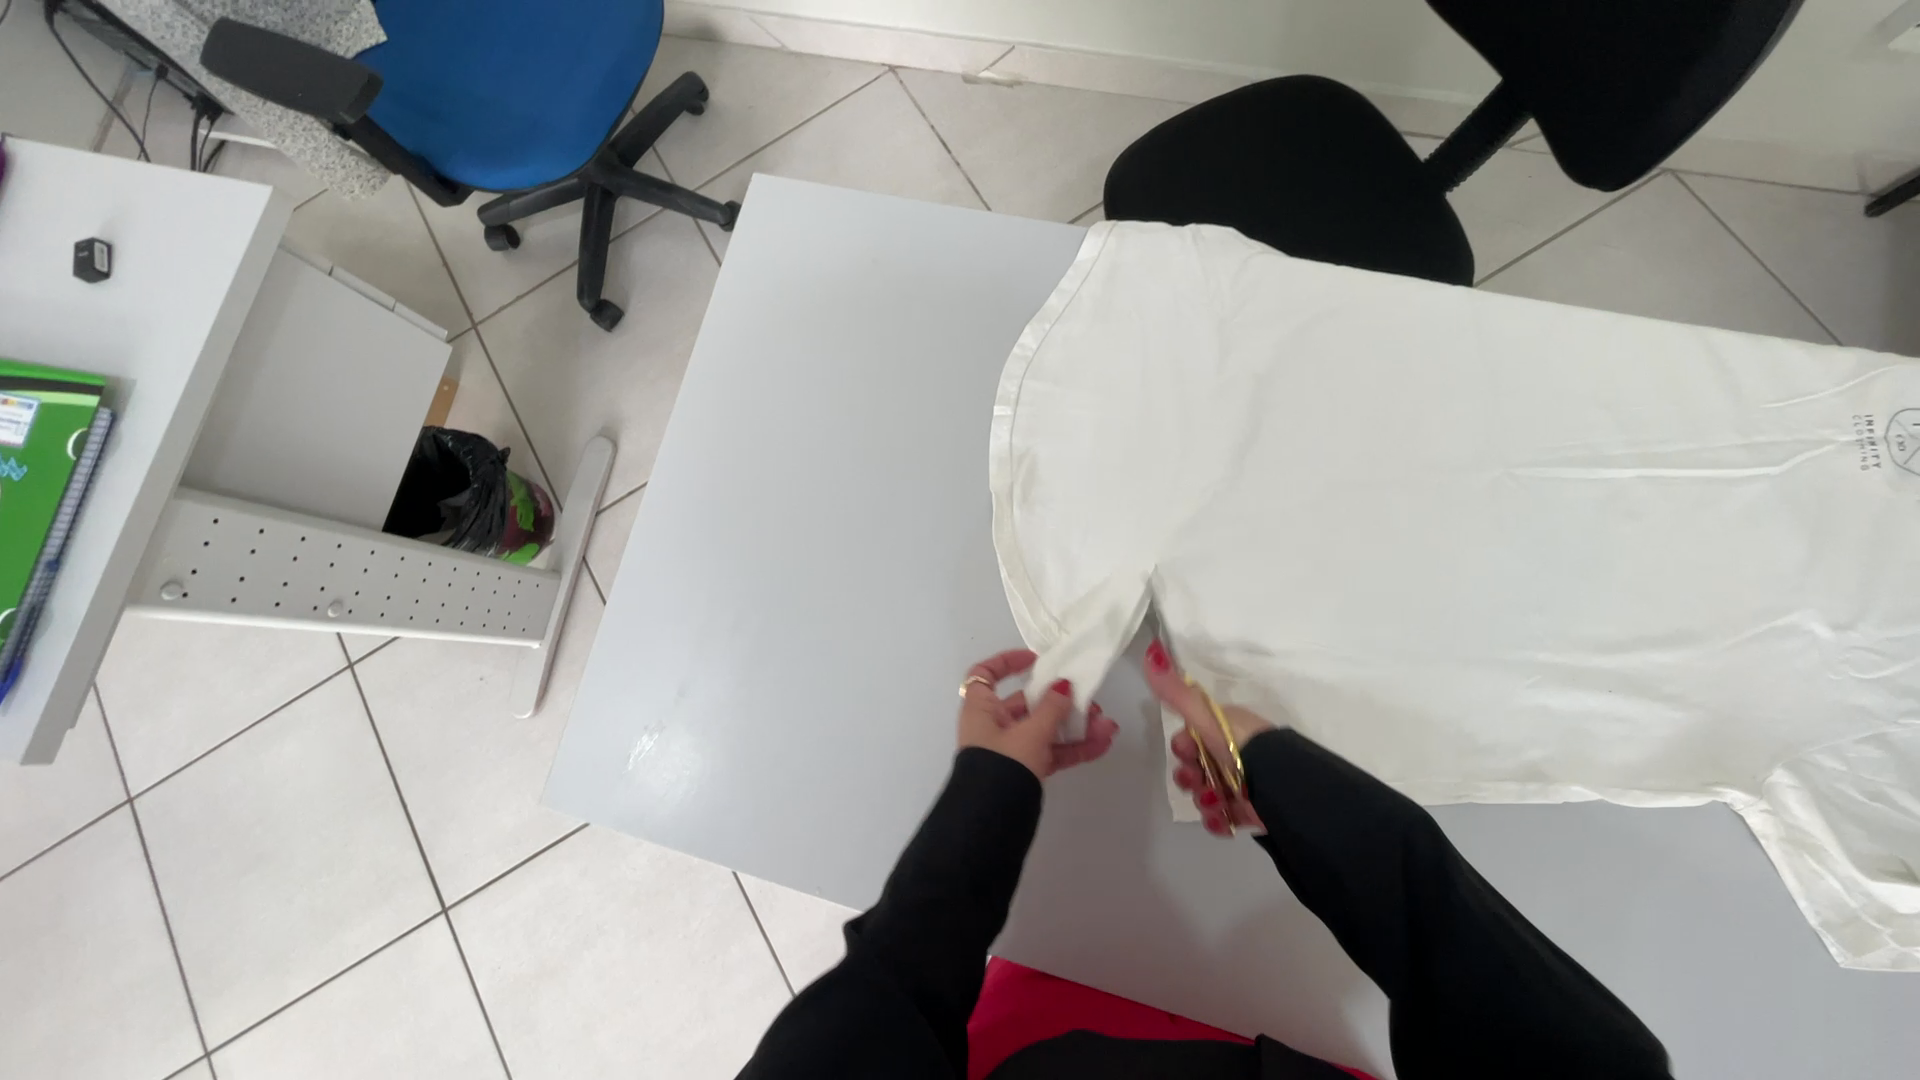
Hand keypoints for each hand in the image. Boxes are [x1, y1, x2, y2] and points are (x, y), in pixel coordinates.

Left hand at [957, 649, 1117, 779]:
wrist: (992, 821)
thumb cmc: (1003, 765)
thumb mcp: (1030, 733)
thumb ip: (1051, 708)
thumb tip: (1064, 685)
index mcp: (981, 708)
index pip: (985, 674)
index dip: (1006, 662)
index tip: (1035, 660)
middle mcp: (993, 725)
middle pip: (1027, 703)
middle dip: (1061, 702)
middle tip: (1090, 702)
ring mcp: (1010, 750)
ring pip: (1045, 730)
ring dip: (1075, 726)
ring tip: (1107, 726)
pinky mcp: (1026, 771)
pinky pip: (1052, 752)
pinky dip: (1074, 748)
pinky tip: (1102, 744)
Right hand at [1142, 640, 1273, 835]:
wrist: (1279, 784)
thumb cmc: (1241, 745)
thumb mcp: (1205, 715)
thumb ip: (1176, 691)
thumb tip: (1151, 650)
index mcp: (1225, 729)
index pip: (1190, 740)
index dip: (1182, 749)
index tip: (1186, 752)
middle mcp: (1233, 755)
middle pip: (1194, 769)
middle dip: (1190, 778)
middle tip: (1199, 781)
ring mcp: (1241, 785)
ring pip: (1205, 794)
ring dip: (1203, 801)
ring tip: (1216, 802)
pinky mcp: (1249, 811)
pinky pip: (1222, 818)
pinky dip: (1218, 821)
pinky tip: (1222, 818)